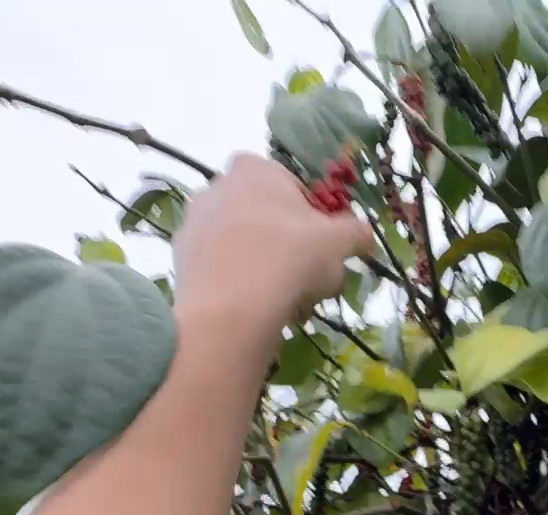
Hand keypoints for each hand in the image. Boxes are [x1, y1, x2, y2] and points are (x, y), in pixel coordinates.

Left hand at [172, 154, 372, 342]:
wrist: (231, 310)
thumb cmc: (289, 261)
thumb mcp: (339, 244)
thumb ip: (356, 232)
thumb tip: (365, 234)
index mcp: (256, 169)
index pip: (293, 189)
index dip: (314, 221)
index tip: (323, 251)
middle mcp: (218, 185)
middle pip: (267, 217)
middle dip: (288, 246)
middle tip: (307, 280)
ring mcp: (195, 222)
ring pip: (244, 245)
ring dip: (266, 268)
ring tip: (285, 302)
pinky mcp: (182, 259)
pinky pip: (222, 269)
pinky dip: (240, 285)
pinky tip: (256, 310)